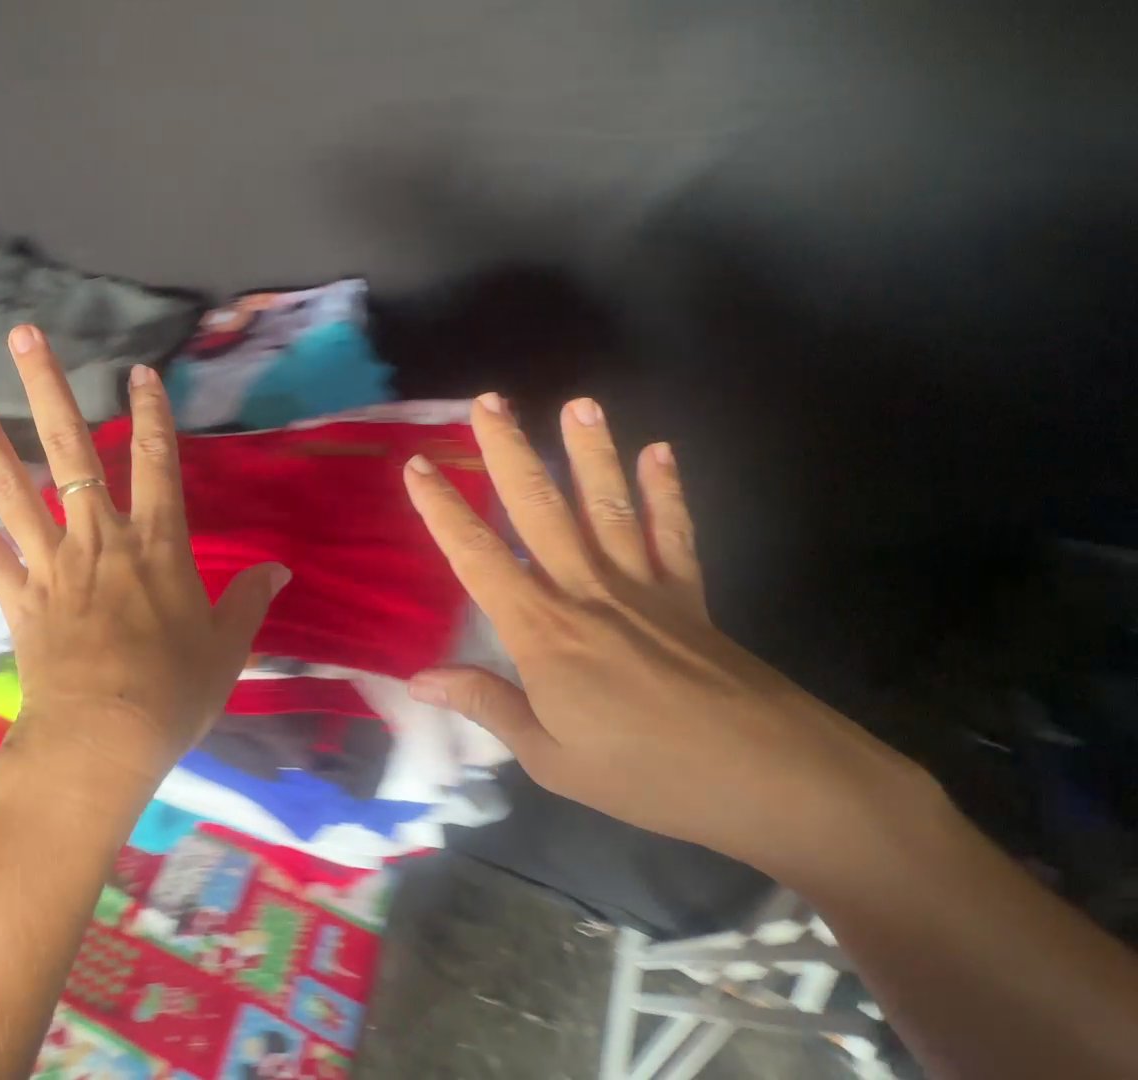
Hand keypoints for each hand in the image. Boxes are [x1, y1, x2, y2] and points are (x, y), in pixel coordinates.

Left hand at [0, 325, 288, 789]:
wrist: (107, 738)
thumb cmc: (174, 692)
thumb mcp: (227, 647)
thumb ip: (248, 601)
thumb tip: (279, 571)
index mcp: (157, 545)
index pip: (159, 462)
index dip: (153, 413)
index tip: (140, 372)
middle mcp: (100, 539)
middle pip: (71, 451)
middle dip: (48, 390)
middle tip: (23, 336)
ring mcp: (52, 565)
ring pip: (14, 489)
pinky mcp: (19, 597)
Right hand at [402, 394, 937, 872]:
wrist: (775, 780)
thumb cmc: (648, 775)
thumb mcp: (551, 757)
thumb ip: (488, 705)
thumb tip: (420, 678)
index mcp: (543, 633)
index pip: (478, 558)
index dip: (444, 510)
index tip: (419, 465)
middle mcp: (588, 593)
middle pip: (540, 511)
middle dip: (509, 454)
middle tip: (489, 402)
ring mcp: (644, 589)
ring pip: (606, 507)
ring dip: (589, 453)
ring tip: (578, 404)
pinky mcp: (690, 598)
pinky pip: (674, 534)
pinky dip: (666, 492)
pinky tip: (660, 453)